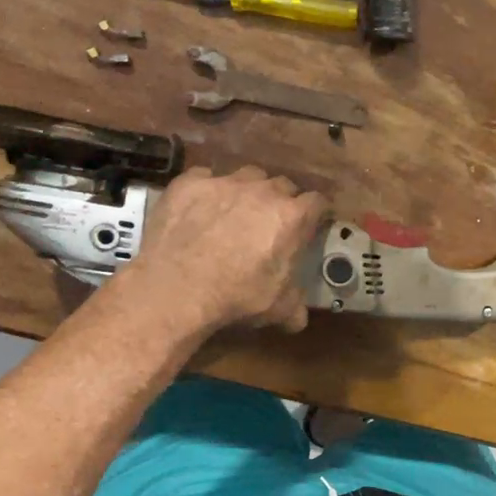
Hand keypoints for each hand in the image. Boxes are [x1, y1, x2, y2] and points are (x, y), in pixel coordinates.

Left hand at [114, 166, 328, 337]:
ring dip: (248, 191)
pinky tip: (201, 209)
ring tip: (236, 211)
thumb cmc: (237, 297)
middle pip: (283, 185)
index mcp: (292, 218)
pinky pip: (205, 177)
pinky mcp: (190, 183)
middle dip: (282, 200)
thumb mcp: (279, 308)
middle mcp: (263, 192)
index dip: (317, 212)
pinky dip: (208, 190)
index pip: (317, 202)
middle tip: (272, 222)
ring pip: (247, 176)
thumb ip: (295, 307)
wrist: (177, 288)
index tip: (312, 223)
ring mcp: (224, 183)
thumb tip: (299, 319)